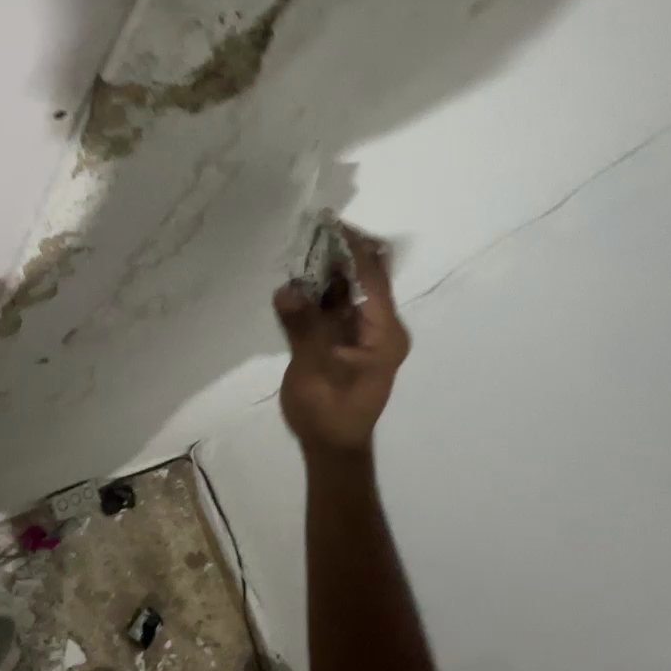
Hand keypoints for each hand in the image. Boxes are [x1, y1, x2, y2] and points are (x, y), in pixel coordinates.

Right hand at [273, 224, 409, 458]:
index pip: (372, 277)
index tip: (330, 221)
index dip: (353, 247)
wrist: (332, 449)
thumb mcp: (314, 371)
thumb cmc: (330, 413)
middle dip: (338, 251)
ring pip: (347, 287)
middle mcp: (378, 326)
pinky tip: (296, 275)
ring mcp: (361, 331)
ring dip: (325, 267)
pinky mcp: (343, 338)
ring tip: (300, 242)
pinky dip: (317, 288)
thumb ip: (302, 328)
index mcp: (383, 332)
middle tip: (309, 226)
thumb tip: (286, 290)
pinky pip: (333, 303)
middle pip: (363, 276)